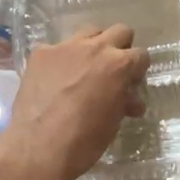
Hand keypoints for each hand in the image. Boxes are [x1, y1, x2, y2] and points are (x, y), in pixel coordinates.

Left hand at [0, 25, 150, 179]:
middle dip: (121, 48)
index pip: (141, 55)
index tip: (132, 83)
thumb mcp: (113, 122)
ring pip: (88, 32)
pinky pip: (57, 48)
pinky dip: (61, 60)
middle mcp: (95, 48)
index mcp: (119, 65)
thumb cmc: (84, 141)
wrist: (38, 148)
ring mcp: (65, 47)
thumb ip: (124, 101)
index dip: (138, 70)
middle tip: (113, 70)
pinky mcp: (41, 53)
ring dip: (93, 46)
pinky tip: (54, 80)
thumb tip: (130, 99)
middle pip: (119, 31)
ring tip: (85, 69)